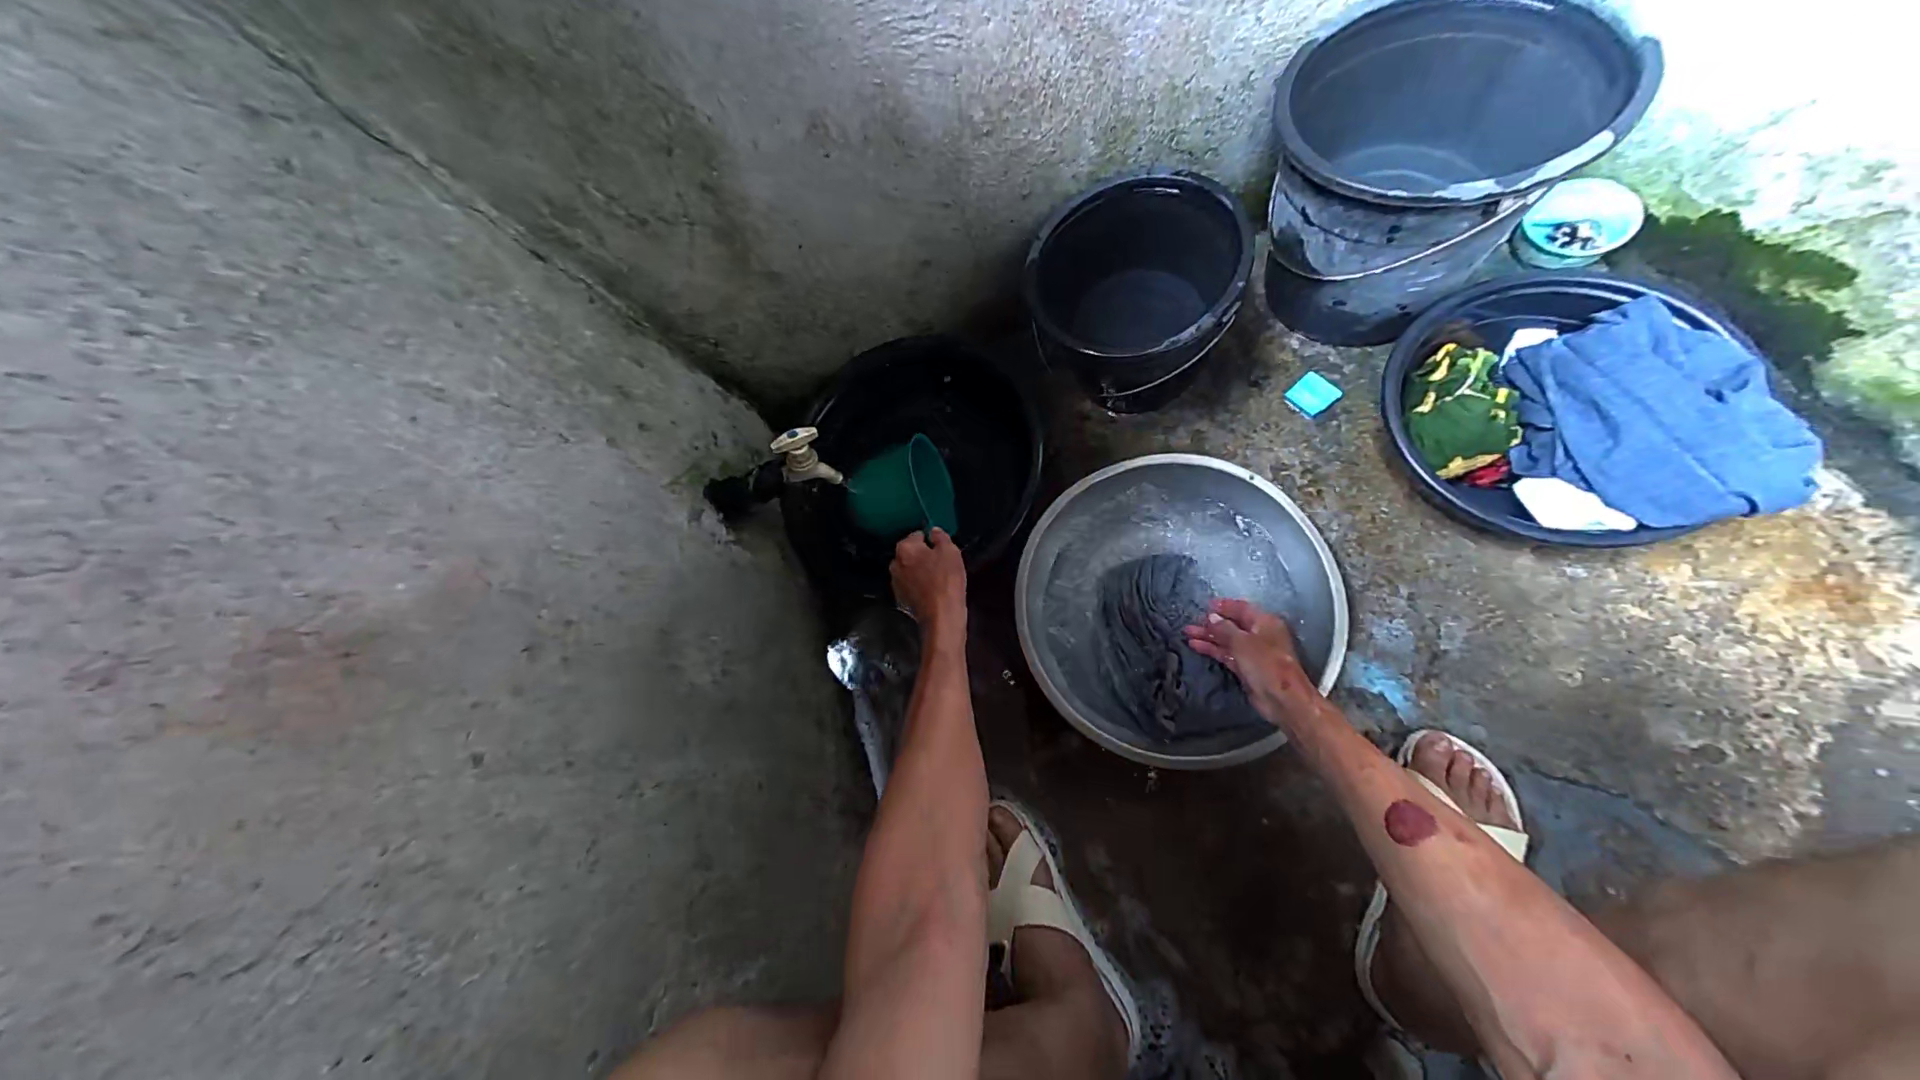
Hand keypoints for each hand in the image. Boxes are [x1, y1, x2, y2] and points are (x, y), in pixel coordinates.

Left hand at [890, 528, 965, 648]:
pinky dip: (918, 585)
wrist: (940, 615)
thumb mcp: (950, 552)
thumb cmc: (946, 579)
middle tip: (940, 562)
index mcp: (905, 548)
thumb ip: (941, 537)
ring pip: (909, 570)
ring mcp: (895, 582)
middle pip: (910, 553)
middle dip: (922, 555)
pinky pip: (910, 585)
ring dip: (919, 571)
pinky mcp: (900, 598)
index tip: (941, 547)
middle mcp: (894, 563)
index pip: (917, 535)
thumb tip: (934, 531)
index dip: (930, 540)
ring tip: (937, 578)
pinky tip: (932, 590)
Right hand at [1183, 598, 1318, 724]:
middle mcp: (1259, 635)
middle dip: (1212, 623)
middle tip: (1192, 622)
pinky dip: (1212, 649)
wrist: (1282, 699)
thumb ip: (1224, 628)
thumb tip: (1211, 617)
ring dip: (1209, 636)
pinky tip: (1196, 646)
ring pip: (1227, 640)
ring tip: (1188, 633)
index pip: (1242, 608)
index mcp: (1265, 623)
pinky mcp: (1246, 667)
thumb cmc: (1266, 664)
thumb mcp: (1242, 642)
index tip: (1205, 605)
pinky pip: (1226, 653)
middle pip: (1233, 624)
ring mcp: (1252, 652)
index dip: (1224, 606)